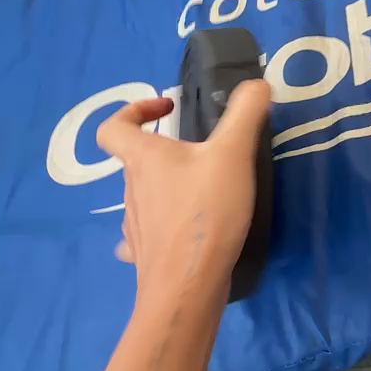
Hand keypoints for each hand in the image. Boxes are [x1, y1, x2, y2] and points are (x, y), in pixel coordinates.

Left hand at [96, 80, 271, 308]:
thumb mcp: (234, 152)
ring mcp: (135, 226)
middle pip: (137, 159)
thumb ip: (246, 111)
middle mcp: (132, 189)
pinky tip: (185, 226)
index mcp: (145, 159)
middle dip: (169, 147)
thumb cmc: (206, 212)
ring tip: (207, 186)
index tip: (169, 109)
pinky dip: (163, 221)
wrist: (187, 287)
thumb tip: (256, 83)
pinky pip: (148, 230)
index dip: (135, 110)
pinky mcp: (146, 254)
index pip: (113, 128)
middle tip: (208, 148)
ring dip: (169, 183)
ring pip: (145, 193)